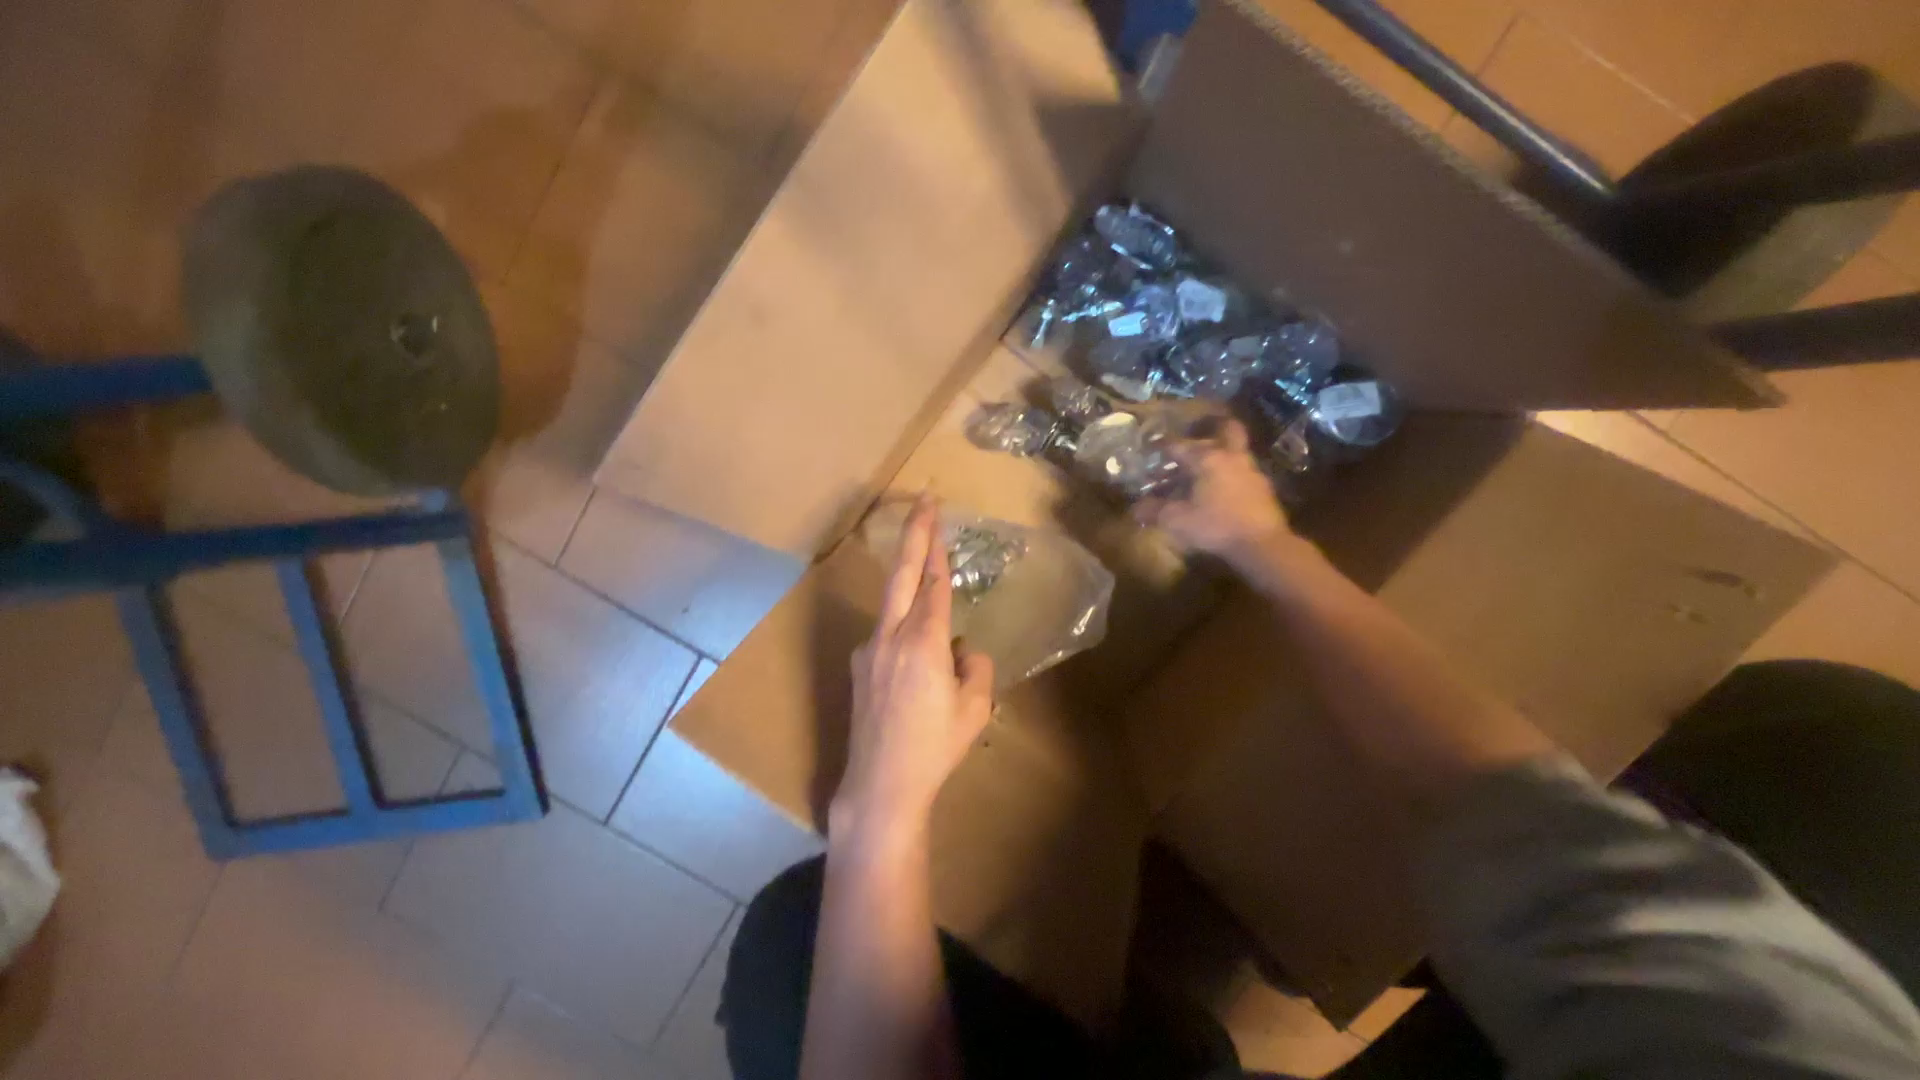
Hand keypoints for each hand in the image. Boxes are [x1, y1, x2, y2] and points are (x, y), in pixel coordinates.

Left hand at [835, 495, 994, 842]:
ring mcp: (869, 651)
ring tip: (934, 589)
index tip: (936, 515)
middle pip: (902, 575)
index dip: (936, 547)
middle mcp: (890, 637)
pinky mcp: (859, 668)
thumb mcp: (974, 709)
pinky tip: (920, 663)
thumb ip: (974, 667)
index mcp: (923, 643)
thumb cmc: (935, 748)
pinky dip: (905, 631)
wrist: (881, 784)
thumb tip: (962, 648)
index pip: (933, 583)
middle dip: (914, 535)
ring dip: (911, 585)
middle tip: (923, 500)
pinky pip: (886, 636)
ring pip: (892, 605)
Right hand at [1133, 419, 1292, 559]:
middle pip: (1226, 429)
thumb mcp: (1176, 521)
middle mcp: (1230, 457)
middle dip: (1210, 429)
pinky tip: (1223, 490)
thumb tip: (1135, 509)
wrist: (1262, 544)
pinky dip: (1231, 475)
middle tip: (1195, 439)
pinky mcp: (1264, 488)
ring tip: (1206, 469)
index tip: (1151, 449)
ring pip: (1236, 450)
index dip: (1161, 446)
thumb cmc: (1215, 526)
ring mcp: (1251, 471)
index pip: (1179, 444)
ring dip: (1222, 453)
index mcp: (1206, 458)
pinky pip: (1244, 471)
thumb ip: (1154, 511)